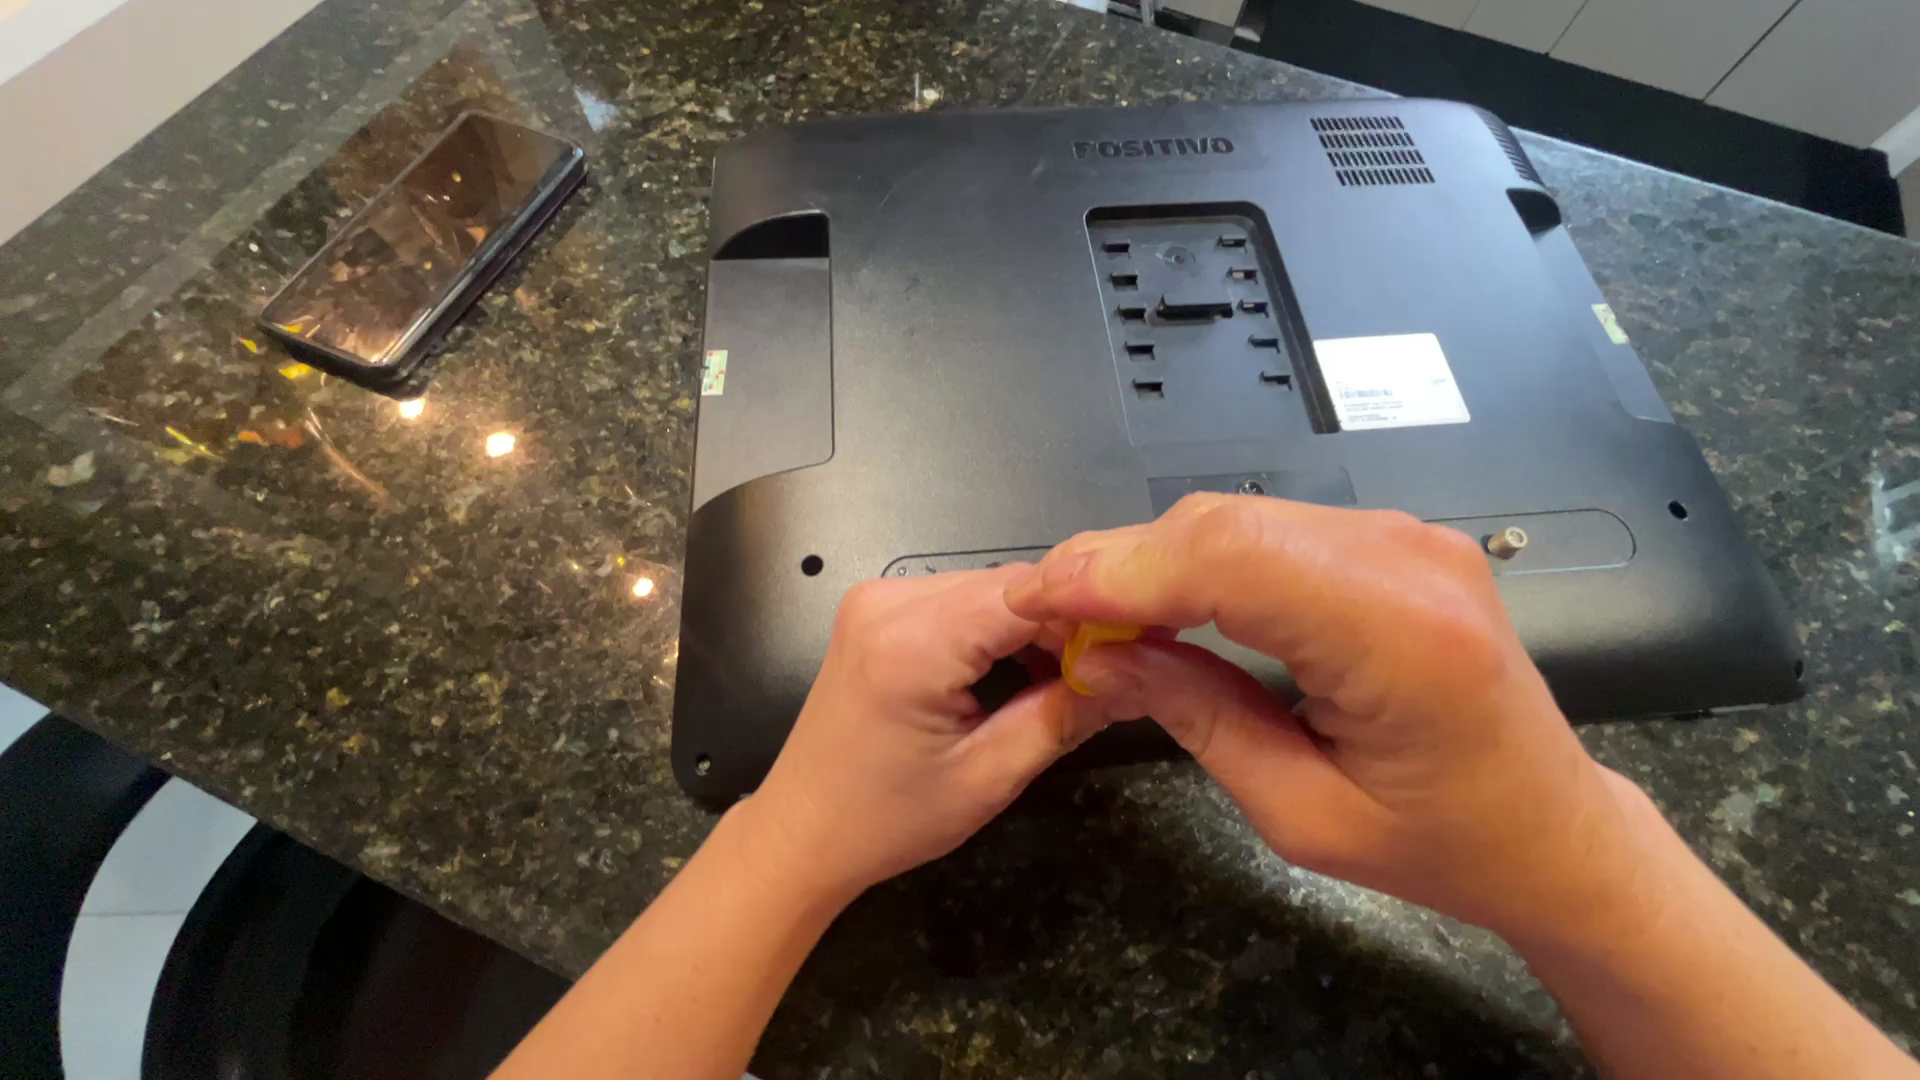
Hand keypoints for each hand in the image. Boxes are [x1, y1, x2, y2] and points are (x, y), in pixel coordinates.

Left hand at [741, 565, 1113, 902]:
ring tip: (1064, 672)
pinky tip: (1014, 664)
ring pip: (985, 587)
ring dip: (1030, 623)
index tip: (1130, 646)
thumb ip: (1062, 717)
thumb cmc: (888, 820)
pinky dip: (994, 625)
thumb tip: (1131, 676)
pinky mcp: (876, 607)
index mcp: (911, 642)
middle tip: (1105, 667)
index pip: (1023, 595)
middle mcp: (888, 599)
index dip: (1085, 613)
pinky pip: (956, 599)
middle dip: (1060, 621)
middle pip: (1005, 585)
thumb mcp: (988, 777)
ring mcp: (876, 596)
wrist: (803, 829)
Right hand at [1003, 494, 1641, 939]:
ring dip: (1147, 557)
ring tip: (1083, 602)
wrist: (1552, 826)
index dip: (1120, 572)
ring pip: (1231, 518)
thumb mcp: (1300, 812)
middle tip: (1043, 602)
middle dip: (1117, 560)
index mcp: (1401, 636)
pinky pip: (1261, 530)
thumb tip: (1098, 656)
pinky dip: (1190, 558)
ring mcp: (1400, 535)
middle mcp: (1406, 559)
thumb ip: (1193, 716)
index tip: (1038, 598)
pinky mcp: (1384, 538)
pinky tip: (1151, 593)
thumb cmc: (1438, 845)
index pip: (1229, 563)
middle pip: (1222, 525)